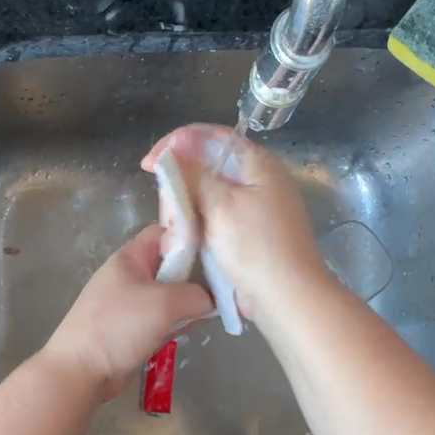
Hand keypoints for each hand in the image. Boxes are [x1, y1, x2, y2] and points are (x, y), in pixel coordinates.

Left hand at [40, 224, 215, 401]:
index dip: (190, 238)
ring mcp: (129, 305)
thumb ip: (196, 295)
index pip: (164, 233)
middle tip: (222, 289)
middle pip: (170, 266)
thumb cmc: (119, 327)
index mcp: (129, 258)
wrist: (81, 370)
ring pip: (168, 297)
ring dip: (188, 305)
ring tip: (212, 312)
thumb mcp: (164, 303)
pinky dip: (177, 323)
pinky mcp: (131, 331)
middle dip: (195, 276)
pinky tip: (194, 329)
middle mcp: (129, 277)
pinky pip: (161, 320)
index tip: (217, 253)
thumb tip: (211, 301)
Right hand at [141, 124, 336, 331]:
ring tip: (175, 234)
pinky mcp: (247, 236)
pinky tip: (186, 244)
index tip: (148, 166)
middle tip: (167, 214)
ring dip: (185, 213)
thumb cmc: (256, 246)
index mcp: (256, 164)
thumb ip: (195, 176)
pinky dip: (197, 230)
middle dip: (179, 187)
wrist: (286, 296)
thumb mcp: (221, 205)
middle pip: (205, 170)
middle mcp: (256, 181)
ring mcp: (253, 210)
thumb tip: (176, 153)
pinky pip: (214, 223)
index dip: (175, 145)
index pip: (209, 138)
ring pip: (206, 199)